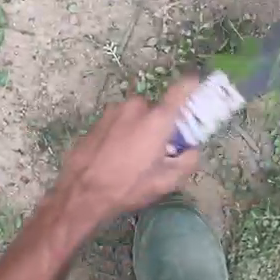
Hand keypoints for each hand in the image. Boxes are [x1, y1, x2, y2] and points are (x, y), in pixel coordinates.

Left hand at [49, 76, 201, 224]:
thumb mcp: (166, 182)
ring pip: (136, 116)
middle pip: (156, 110)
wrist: (82, 193)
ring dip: (139, 130)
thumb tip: (191, 148)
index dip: (192, 86)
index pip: (181, 89)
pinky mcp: (96, 120)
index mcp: (157, 118)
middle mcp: (135, 107)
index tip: (197, 88)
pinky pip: (118, 123)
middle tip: (159, 150)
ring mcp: (112, 112)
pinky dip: (122, 134)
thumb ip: (188, 160)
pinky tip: (115, 157)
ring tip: (133, 157)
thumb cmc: (128, 187)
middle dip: (160, 125)